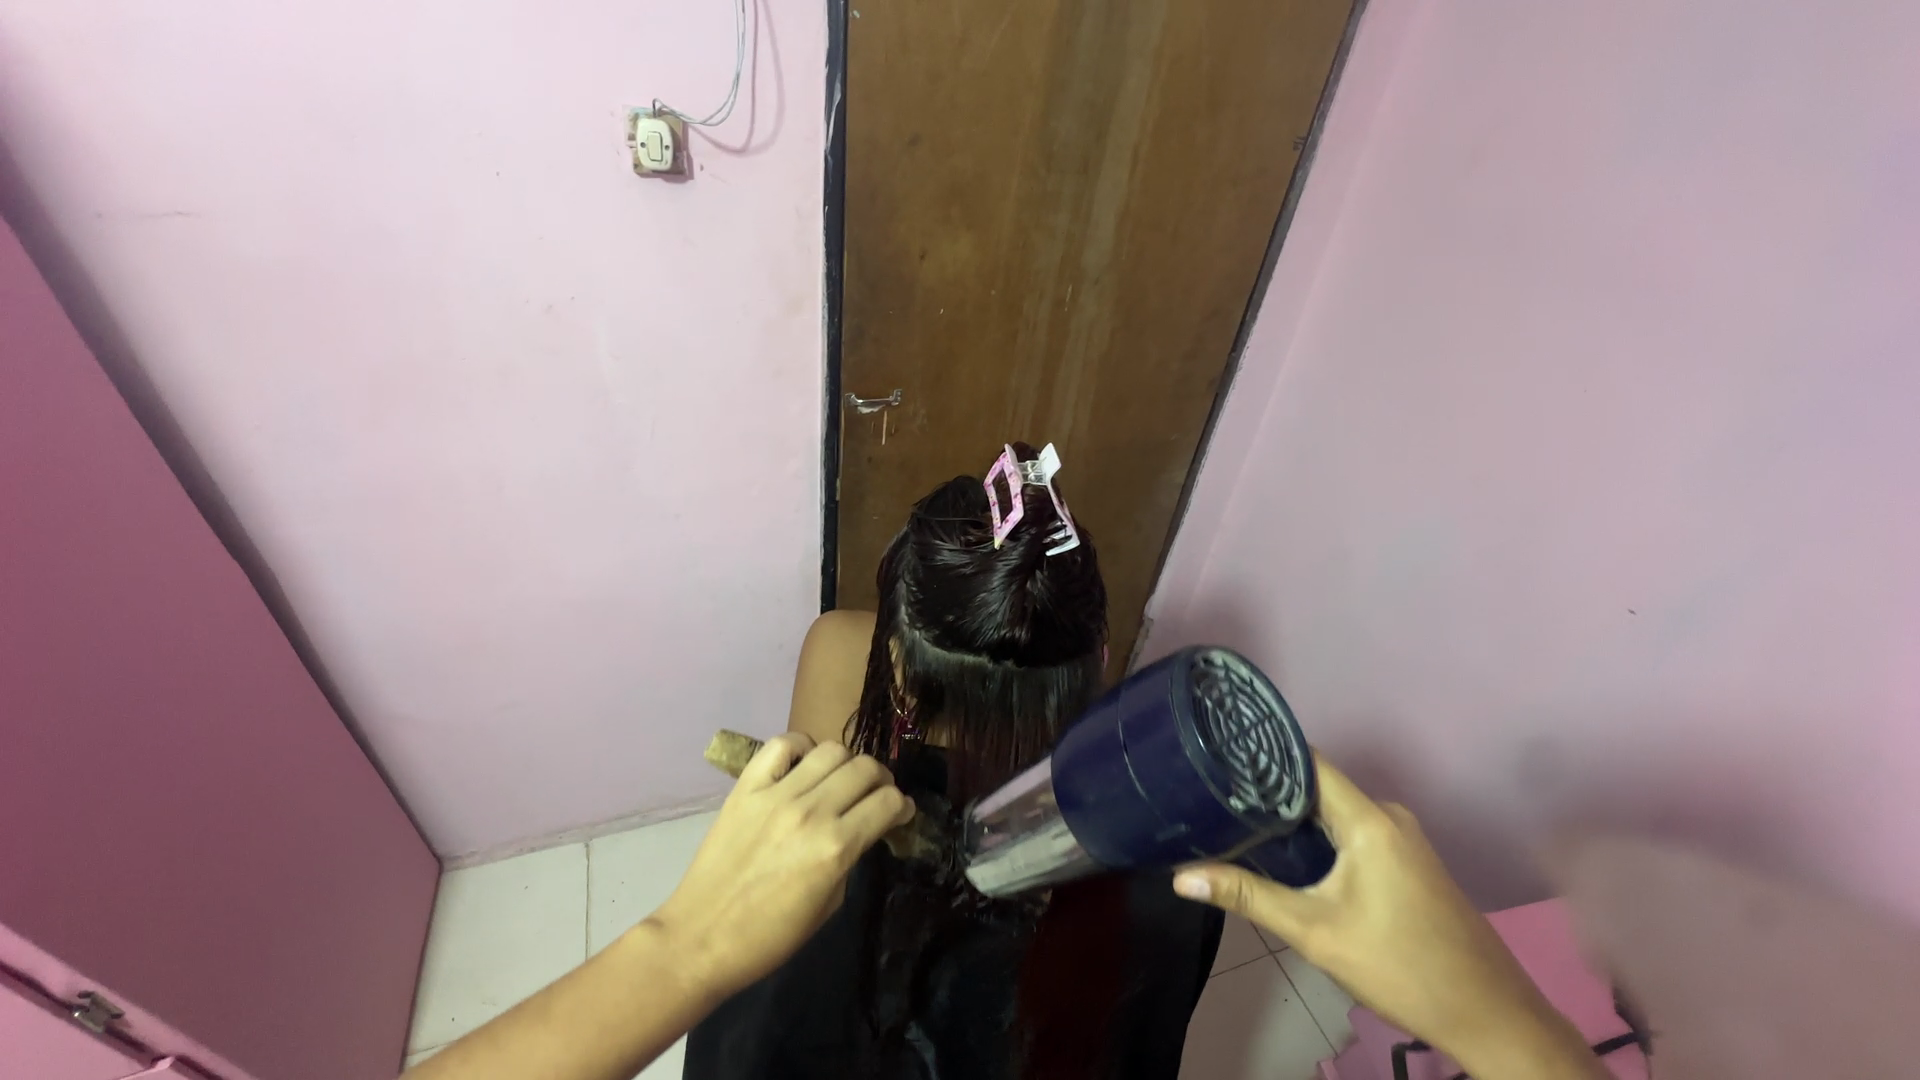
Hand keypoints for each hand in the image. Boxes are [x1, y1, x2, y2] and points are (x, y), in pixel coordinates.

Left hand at [644, 733, 913, 1001]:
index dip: (902, 806)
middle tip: (875, 796)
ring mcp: (776, 795)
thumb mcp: (828, 905)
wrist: (699, 940)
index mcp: (836, 848)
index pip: (888, 802)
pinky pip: (782, 745)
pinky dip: (801, 747)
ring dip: (847, 763)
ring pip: (831, 750)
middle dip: (881, 781)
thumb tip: (861, 830)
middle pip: (865, 768)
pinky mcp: (746, 787)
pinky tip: (803, 766)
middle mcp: (811, 812)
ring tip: (840, 780)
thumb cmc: (769, 937)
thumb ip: (849, 858)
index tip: (899, 813)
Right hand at [1172, 758, 1604, 1079]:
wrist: (1492, 1018)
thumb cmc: (1401, 968)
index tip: (1216, 757)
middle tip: (1212, 796)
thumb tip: (1180, 876)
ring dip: (1291, 819)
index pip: (1306, 762)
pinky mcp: (1407, 860)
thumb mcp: (1315, 932)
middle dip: (1267, 791)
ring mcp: (1402, 837)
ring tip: (1236, 822)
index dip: (1262, 756)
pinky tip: (1285, 855)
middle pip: (1316, 785)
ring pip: (1333, 811)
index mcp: (1369, 819)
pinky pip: (1350, 831)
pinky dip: (1316, 837)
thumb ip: (1248, 896)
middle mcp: (1388, 815)